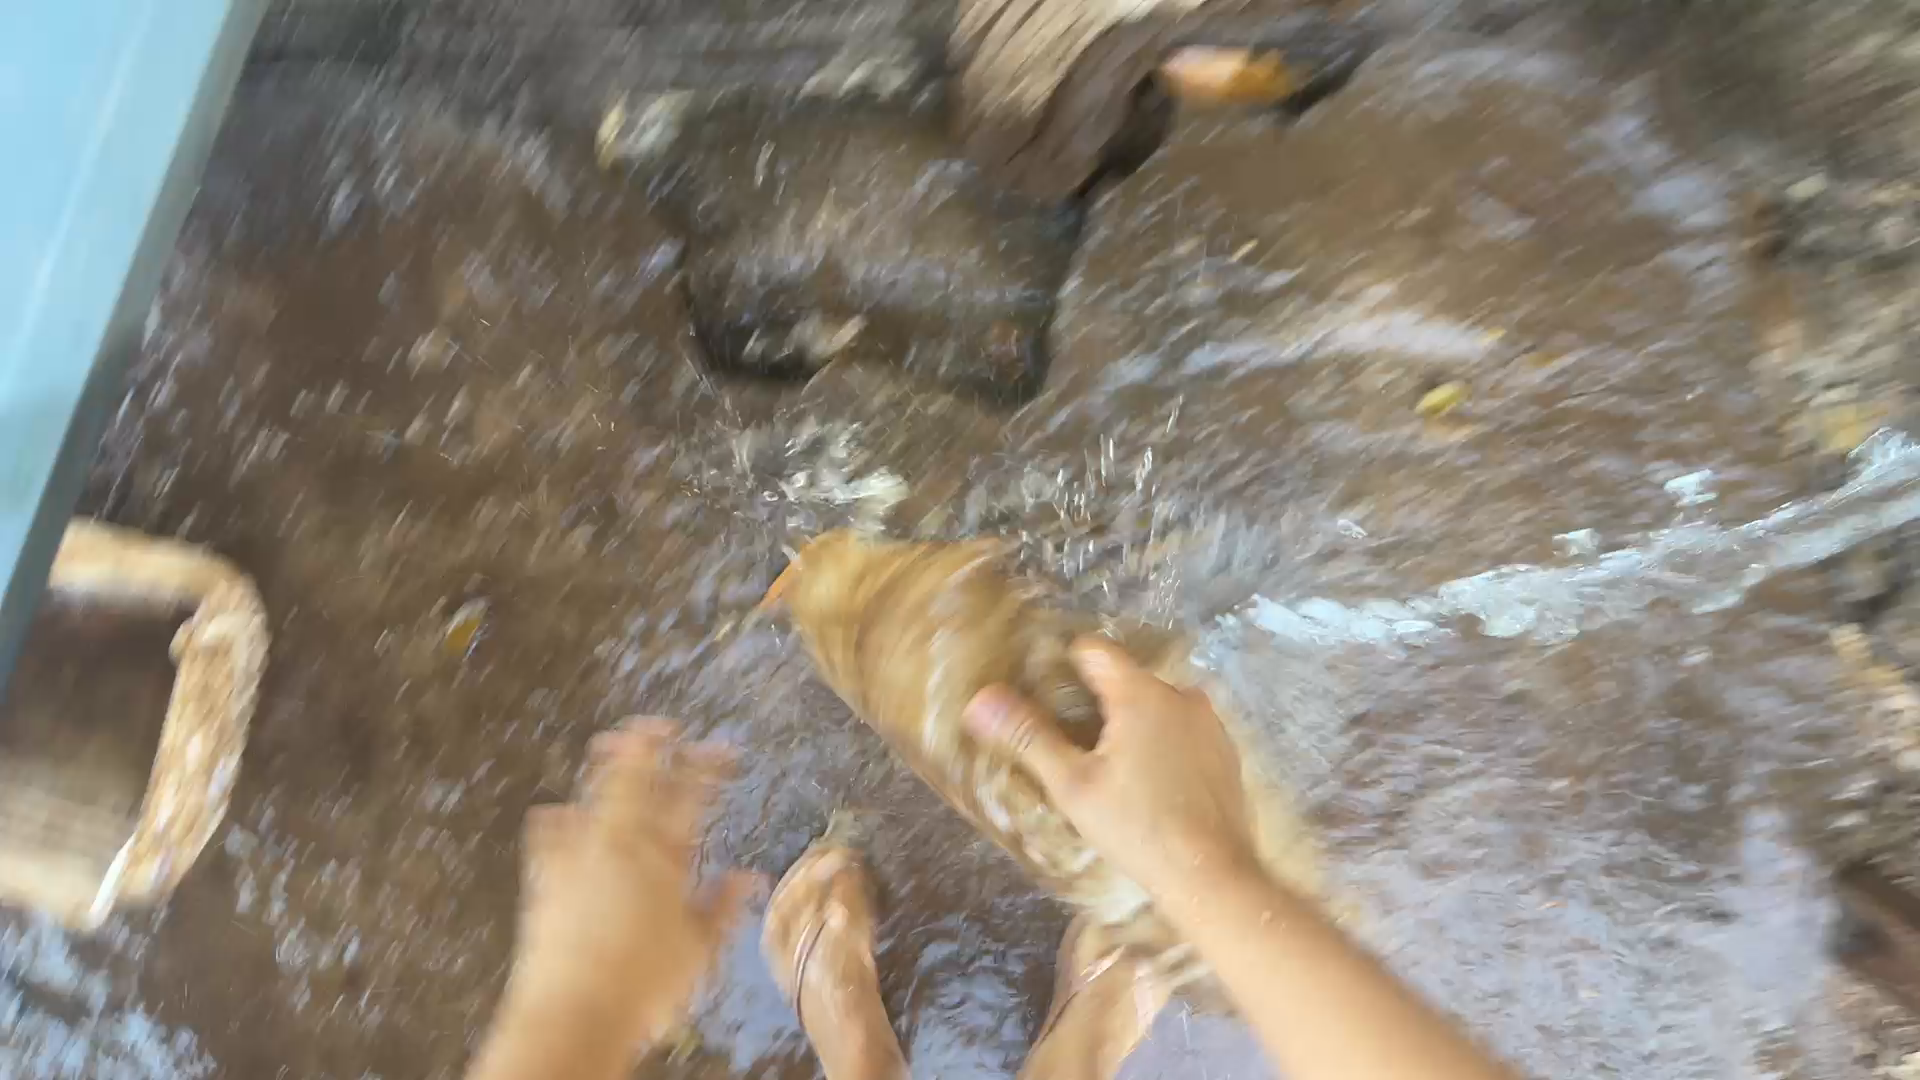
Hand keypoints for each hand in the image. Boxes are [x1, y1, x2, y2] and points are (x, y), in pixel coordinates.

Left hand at [496, 718, 757, 1055]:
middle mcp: (625, 845)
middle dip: (653, 746)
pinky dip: (556, 820)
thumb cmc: (645, 986)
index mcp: (667, 855)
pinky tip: (554, 809)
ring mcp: (582, 857)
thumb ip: (725, 905)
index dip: (710, 764)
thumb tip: (751, 879)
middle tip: (663, 725)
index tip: (723, 750)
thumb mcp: (701, 947)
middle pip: (641, 780)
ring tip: (613, 740)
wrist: (572, 1017)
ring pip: (597, 795)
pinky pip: (549, 837)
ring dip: (608, 766)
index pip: (695, 794)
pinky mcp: (547, 880)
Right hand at [962, 637, 1258, 898]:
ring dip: (1130, 721)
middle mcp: (1179, 693)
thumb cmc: (1136, 827)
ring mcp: (1208, 721)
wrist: (1213, 876)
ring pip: (1154, 702)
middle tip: (1074, 741)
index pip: (1093, 649)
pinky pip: (1180, 726)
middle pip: (1124, 677)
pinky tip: (1150, 780)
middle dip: (1096, 700)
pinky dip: (1161, 739)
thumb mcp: (1071, 785)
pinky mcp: (1225, 749)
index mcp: (1140, 692)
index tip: (1048, 696)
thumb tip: (980, 700)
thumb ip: (1027, 736)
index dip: (1064, 665)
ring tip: (1110, 764)